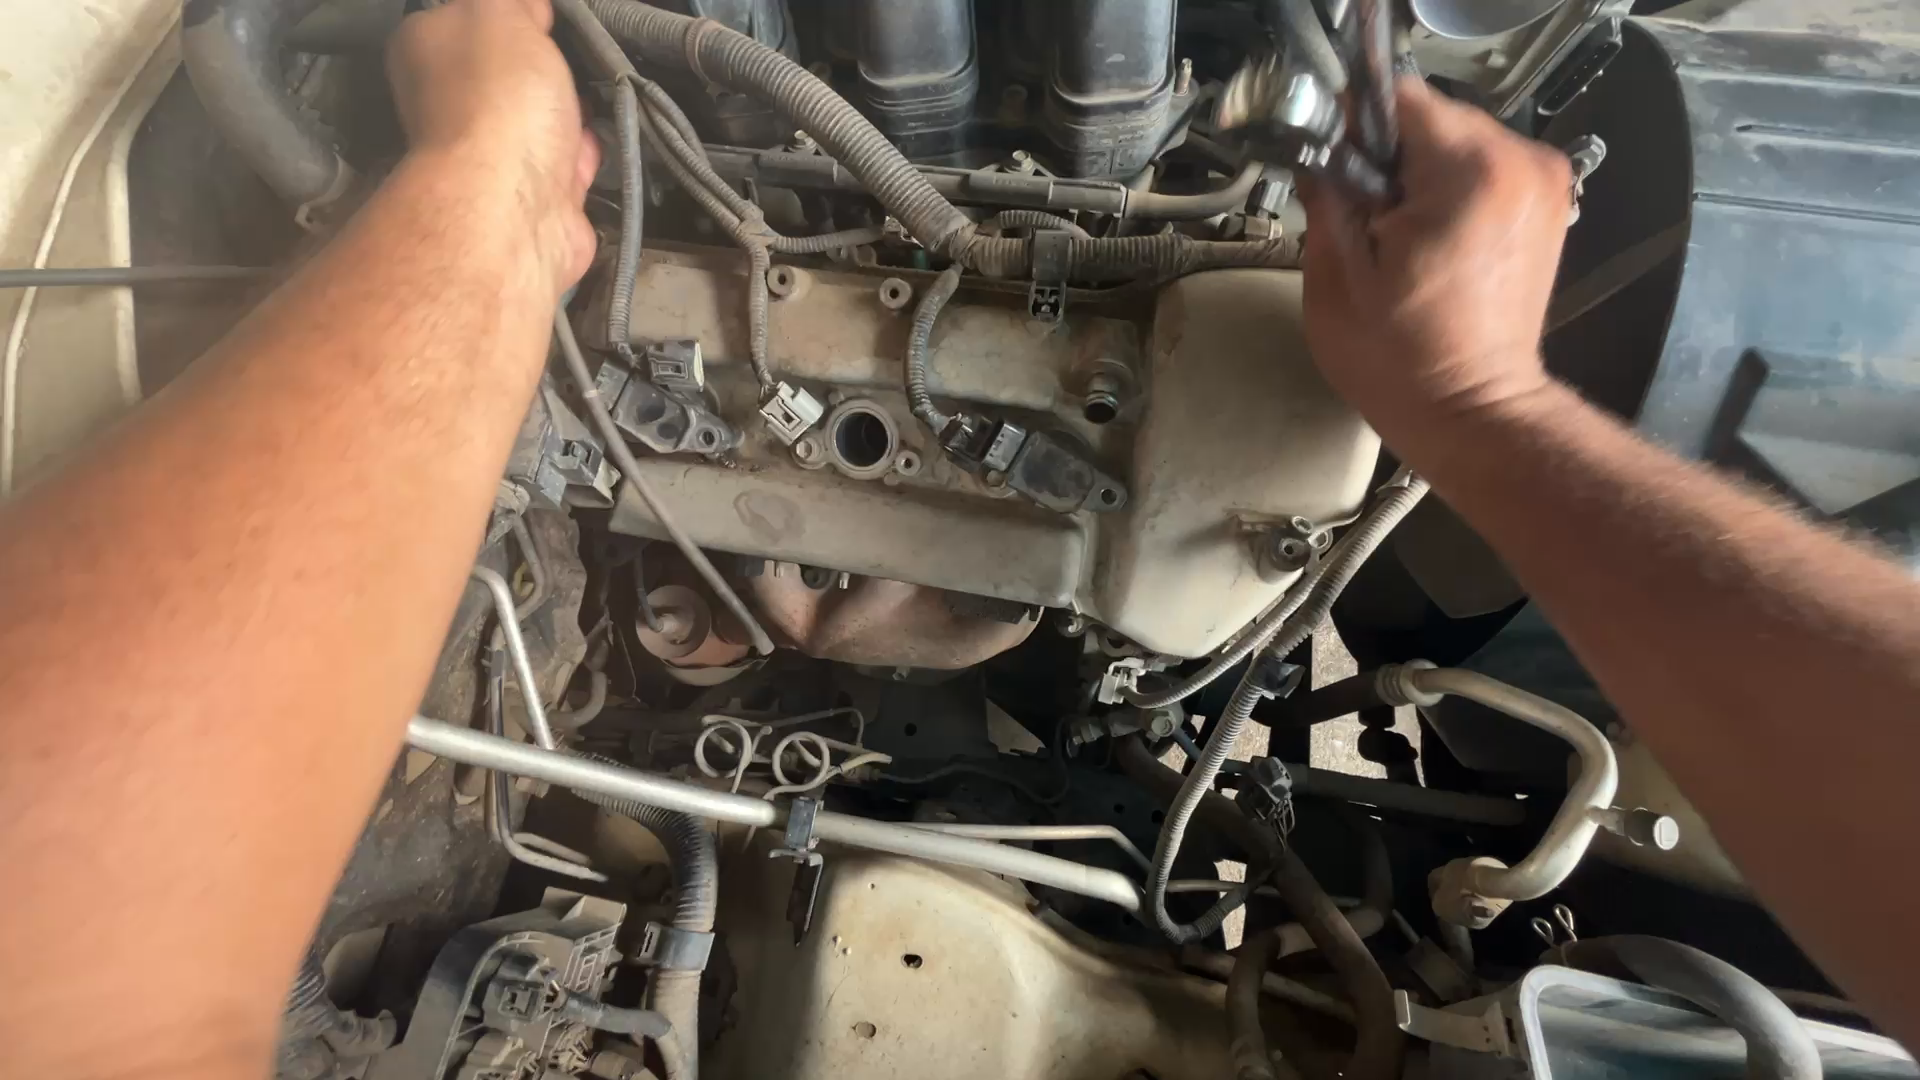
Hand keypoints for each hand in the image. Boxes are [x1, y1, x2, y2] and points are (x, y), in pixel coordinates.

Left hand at [387, 0, 598, 293]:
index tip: (547, 17)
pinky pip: (569, 166)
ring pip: (544, 123)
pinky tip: (601, 144)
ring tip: (604, 97)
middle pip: (511, 75)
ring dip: (574, 115)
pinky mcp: (539, 198)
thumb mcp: (502, 13)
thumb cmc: (501, 99)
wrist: (520, 204)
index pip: (470, 19)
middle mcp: (455, 104)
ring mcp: (498, 157)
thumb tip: (530, 2)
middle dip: (550, 70)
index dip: (513, 15)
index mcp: (429, 48)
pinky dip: (587, 156)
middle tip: (582, 58)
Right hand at [1301, 78, 1572, 443]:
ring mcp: (1544, 183)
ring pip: (1458, 145)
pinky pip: (1484, 172)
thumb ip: (1327, 202)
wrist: (1467, 408)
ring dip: (1416, 179)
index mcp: (1467, 175)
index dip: (1354, 129)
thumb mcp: (1335, 281)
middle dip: (1387, 160)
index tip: (1331, 172)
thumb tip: (1319, 157)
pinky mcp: (1548, 207)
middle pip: (1434, 121)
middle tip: (1358, 219)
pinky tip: (1425, 245)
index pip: (1403, 101)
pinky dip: (1447, 193)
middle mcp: (1521, 162)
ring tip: (1391, 241)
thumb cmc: (1394, 357)